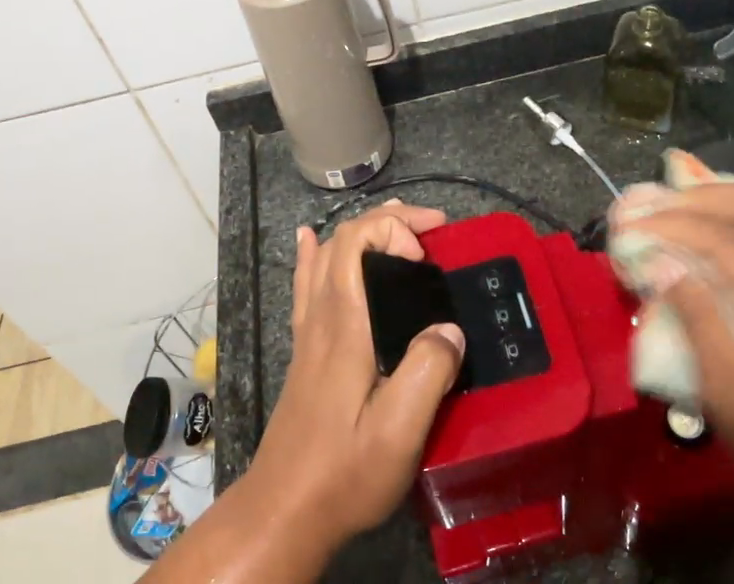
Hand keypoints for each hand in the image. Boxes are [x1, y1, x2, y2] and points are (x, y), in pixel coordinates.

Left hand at [249, 202, 465, 549]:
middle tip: (434, 230)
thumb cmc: (343, 471)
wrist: (284, 511)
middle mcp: (321, 319)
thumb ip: (427, 372)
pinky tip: (310, 241)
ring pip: (324, 259)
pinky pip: (308, 286)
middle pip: (341, 241)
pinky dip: (316, 255)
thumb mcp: (398, 431)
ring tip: (400, 228)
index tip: (430, 253)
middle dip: (389, 222)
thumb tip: (449, 328)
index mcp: (343, 326)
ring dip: (363, 234)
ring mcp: (308, 335)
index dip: (393, 228)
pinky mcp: (306, 354)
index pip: (354, 242)